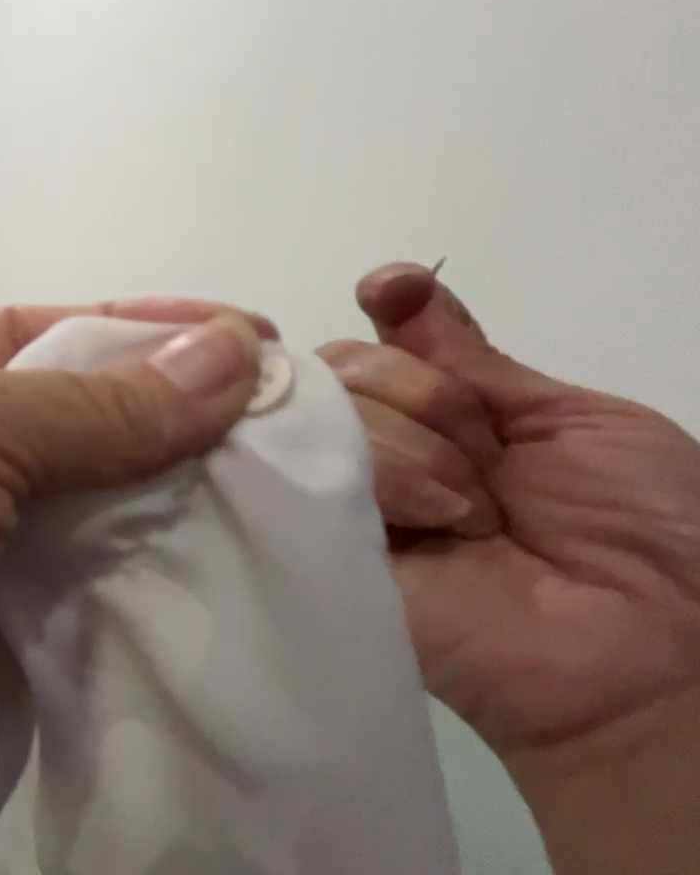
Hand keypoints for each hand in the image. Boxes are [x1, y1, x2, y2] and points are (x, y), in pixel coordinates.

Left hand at [0, 303, 266, 874]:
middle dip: (169, 418)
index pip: (16, 338)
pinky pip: (101, 614)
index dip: (122, 329)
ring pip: (93, 522)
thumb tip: (220, 354)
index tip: (239, 333)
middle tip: (294, 415)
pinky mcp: (3, 665)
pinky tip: (254, 571)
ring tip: (300, 487)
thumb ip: (78, 403)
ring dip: (184, 506)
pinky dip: (171, 595)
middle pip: (63, 430)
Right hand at [319, 264, 699, 760]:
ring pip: (322, 413)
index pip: (381, 336)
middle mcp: (377, 439)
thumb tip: (394, 284)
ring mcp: (336, 486)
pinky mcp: (308, 533)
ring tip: (464, 520)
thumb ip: (471, 361)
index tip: (389, 291)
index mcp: (441, 411)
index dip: (381, 304)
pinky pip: (294, 473)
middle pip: (343, 365)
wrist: (642, 652)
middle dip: (420, 397)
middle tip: (485, 466)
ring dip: (410, 455)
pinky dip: (361, 480)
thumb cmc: (642, 532)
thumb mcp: (572, 424)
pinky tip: (411, 515)